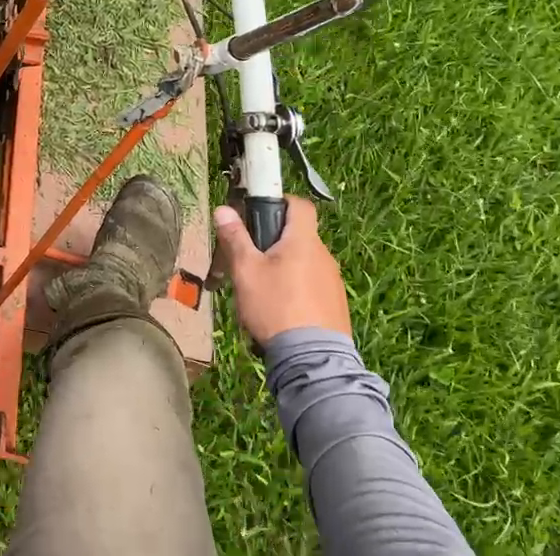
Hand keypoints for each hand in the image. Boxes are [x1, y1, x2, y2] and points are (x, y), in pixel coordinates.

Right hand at [212, 196, 351, 344]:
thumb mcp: (246, 270)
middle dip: (272, 241)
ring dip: (282, 266)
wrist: (312, 359)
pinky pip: (311, 284)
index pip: (299, 205)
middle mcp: (323, 256)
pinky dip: (295, 287)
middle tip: (247, 257)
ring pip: (303, 261)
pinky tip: (278, 307)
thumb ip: (236, 238)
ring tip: (259, 288)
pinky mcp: (335, 304)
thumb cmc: (275, 306)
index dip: (279, 201)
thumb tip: (224, 209)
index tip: (257, 213)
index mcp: (303, 241)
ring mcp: (332, 281)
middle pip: (297, 235)